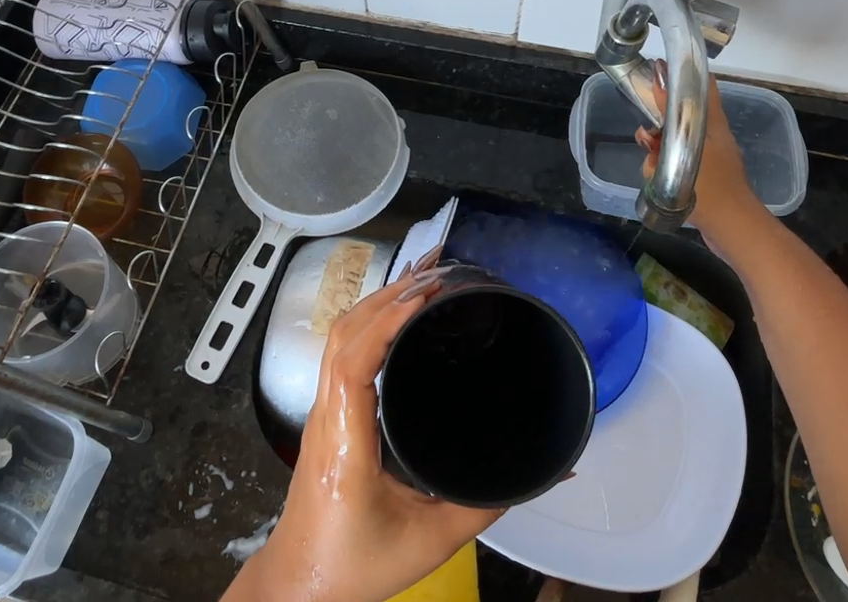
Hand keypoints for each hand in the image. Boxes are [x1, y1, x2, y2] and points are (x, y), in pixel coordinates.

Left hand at [229, 267, 501, 601]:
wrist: (302, 582)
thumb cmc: (355, 564)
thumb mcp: (432, 539)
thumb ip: (489, 502)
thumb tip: (545, 474)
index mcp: (346, 442)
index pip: (354, 361)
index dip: (387, 321)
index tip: (424, 297)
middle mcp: (327, 415)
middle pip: (344, 333)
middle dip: (389, 295)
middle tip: (438, 276)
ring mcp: (320, 410)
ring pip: (338, 336)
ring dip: (376, 302)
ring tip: (422, 282)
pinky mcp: (325, 413)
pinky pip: (340, 350)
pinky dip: (368, 320)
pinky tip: (394, 313)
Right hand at [636, 66, 769, 241]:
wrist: (733, 229)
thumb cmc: (711, 188)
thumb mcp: (683, 154)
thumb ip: (665, 129)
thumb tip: (653, 105)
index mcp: (714, 125)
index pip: (703, 87)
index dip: (683, 75)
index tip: (659, 69)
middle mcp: (713, 137)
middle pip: (681, 119)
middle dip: (659, 127)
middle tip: (647, 139)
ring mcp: (710, 160)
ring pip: (675, 145)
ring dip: (659, 156)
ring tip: (655, 170)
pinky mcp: (705, 180)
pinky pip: (678, 167)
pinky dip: (667, 173)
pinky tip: (660, 185)